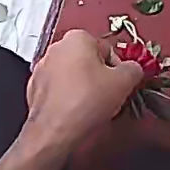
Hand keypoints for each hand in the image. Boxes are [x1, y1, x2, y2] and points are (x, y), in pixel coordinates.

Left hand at [23, 29, 143, 151]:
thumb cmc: (83, 103)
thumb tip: (134, 70)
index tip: (121, 83)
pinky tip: (78, 112)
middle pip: (89, 61)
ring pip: (74, 76)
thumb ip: (134, 69)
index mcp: (78, 38)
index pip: (108, 49)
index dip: (118, 69)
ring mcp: (43, 69)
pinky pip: (61, 90)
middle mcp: (57, 49)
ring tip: (93, 106)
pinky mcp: (35, 89)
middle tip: (110, 95)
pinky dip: (70, 98)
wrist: (54, 131)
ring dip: (85, 88)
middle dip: (101, 78)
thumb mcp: (124, 82)